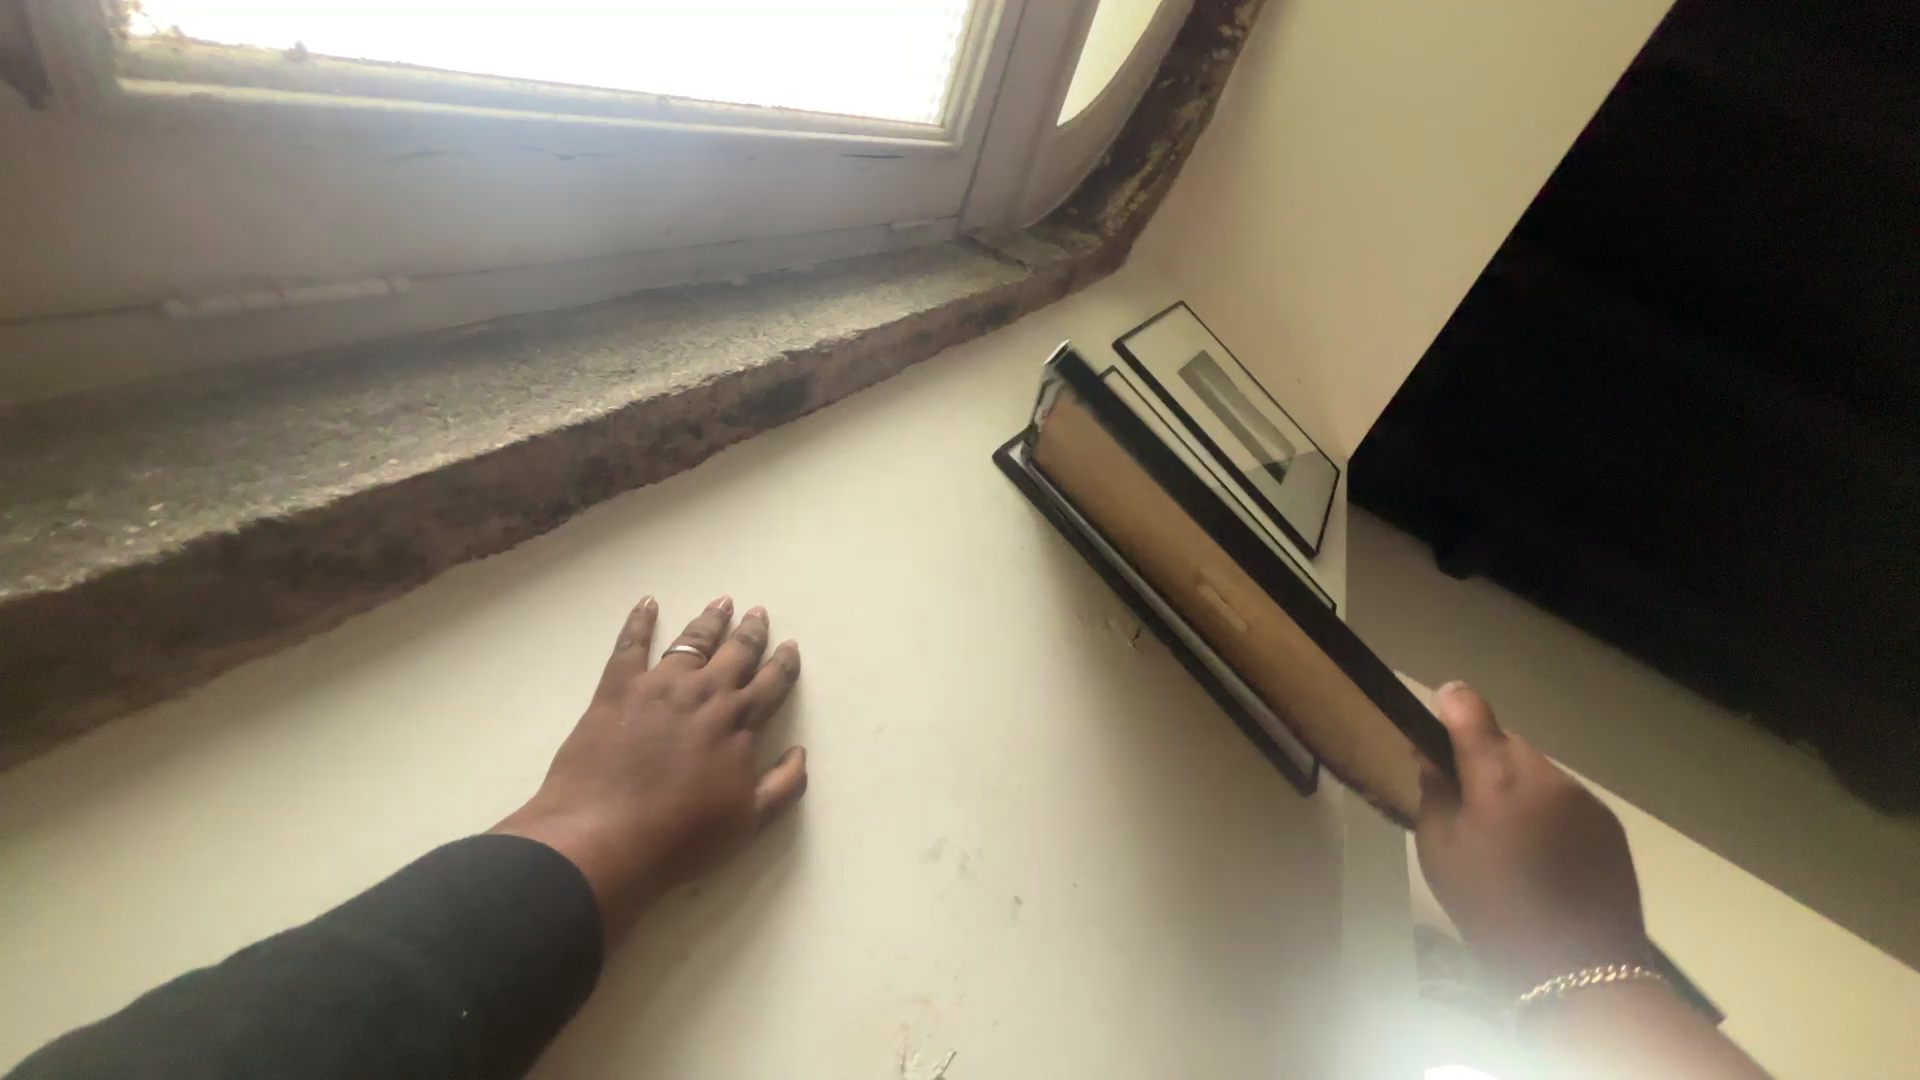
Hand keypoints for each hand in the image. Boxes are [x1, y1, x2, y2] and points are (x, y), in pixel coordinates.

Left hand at [493, 595, 807, 936]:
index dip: (784, 663)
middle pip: (737, 653)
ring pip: (693, 641)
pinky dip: (639, 622)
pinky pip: (630, 646)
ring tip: (722, 602)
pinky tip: (647, 603)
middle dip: (751, 632)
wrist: (602, 840)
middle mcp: (706, 693)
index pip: (771, 683)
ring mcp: (659, 686)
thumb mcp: (749, 822)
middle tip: (758, 612)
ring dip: (710, 621)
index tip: (790, 646)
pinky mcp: (617, 690)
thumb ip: (785, 785)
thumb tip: (800, 751)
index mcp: (739, 722)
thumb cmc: (680, 837)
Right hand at [1415, 682, 1653, 992]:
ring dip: (1511, 777)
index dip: (1450, 703)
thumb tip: (1431, 755)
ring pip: (1533, 765)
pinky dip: (1540, 802)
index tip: (1436, 707)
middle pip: (1505, 739)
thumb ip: (1434, 791)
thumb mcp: (1438, 846)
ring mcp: (1583, 799)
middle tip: (1461, 787)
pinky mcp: (1607, 823)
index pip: (1471, 711)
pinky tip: (1534, 842)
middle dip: (1480, 751)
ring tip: (1499, 821)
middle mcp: (1546, 777)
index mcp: (1497, 779)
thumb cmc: (1489, 905)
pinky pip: (1560, 793)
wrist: (1579, 969)